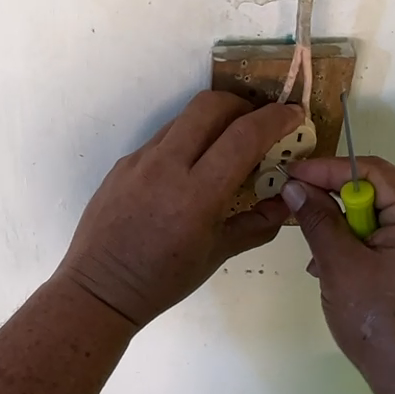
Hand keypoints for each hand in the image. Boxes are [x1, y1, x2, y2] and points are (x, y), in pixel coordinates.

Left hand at [57, 92, 303, 327]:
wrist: (100, 288)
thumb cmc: (163, 280)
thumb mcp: (218, 254)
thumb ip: (258, 223)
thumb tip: (287, 200)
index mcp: (196, 194)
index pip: (243, 136)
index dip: (275, 119)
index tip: (294, 115)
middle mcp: (166, 167)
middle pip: (210, 106)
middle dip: (243, 105)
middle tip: (258, 123)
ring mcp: (139, 161)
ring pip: (183, 119)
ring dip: (212, 121)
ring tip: (227, 145)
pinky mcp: (123, 164)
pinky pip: (161, 139)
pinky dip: (186, 141)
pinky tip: (191, 169)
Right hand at [281, 157, 394, 393]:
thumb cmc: (378, 322)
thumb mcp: (339, 266)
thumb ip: (317, 220)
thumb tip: (296, 186)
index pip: (373, 171)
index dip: (328, 170)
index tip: (291, 176)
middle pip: (379, 191)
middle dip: (335, 200)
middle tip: (298, 210)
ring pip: (381, 216)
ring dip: (344, 226)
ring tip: (317, 254)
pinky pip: (390, 238)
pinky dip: (360, 245)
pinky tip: (337, 268)